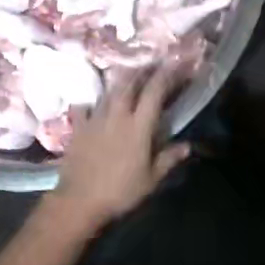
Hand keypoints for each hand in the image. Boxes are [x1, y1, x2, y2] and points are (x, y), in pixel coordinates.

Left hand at [47, 66, 191, 229]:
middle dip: (142, 70)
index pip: (154, 92)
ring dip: (120, 82)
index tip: (176, 64)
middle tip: (152, 65)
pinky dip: (90, 101)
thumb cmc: (120, 192)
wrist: (79, 200)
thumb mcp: (151, 179)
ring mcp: (93, 119)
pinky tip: (92, 102)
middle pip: (129, 83)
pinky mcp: (77, 128)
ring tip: (128, 78)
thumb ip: (169, 159)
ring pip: (108, 91)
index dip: (167, 75)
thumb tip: (187, 146)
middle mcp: (116, 115)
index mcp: (138, 126)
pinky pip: (83, 106)